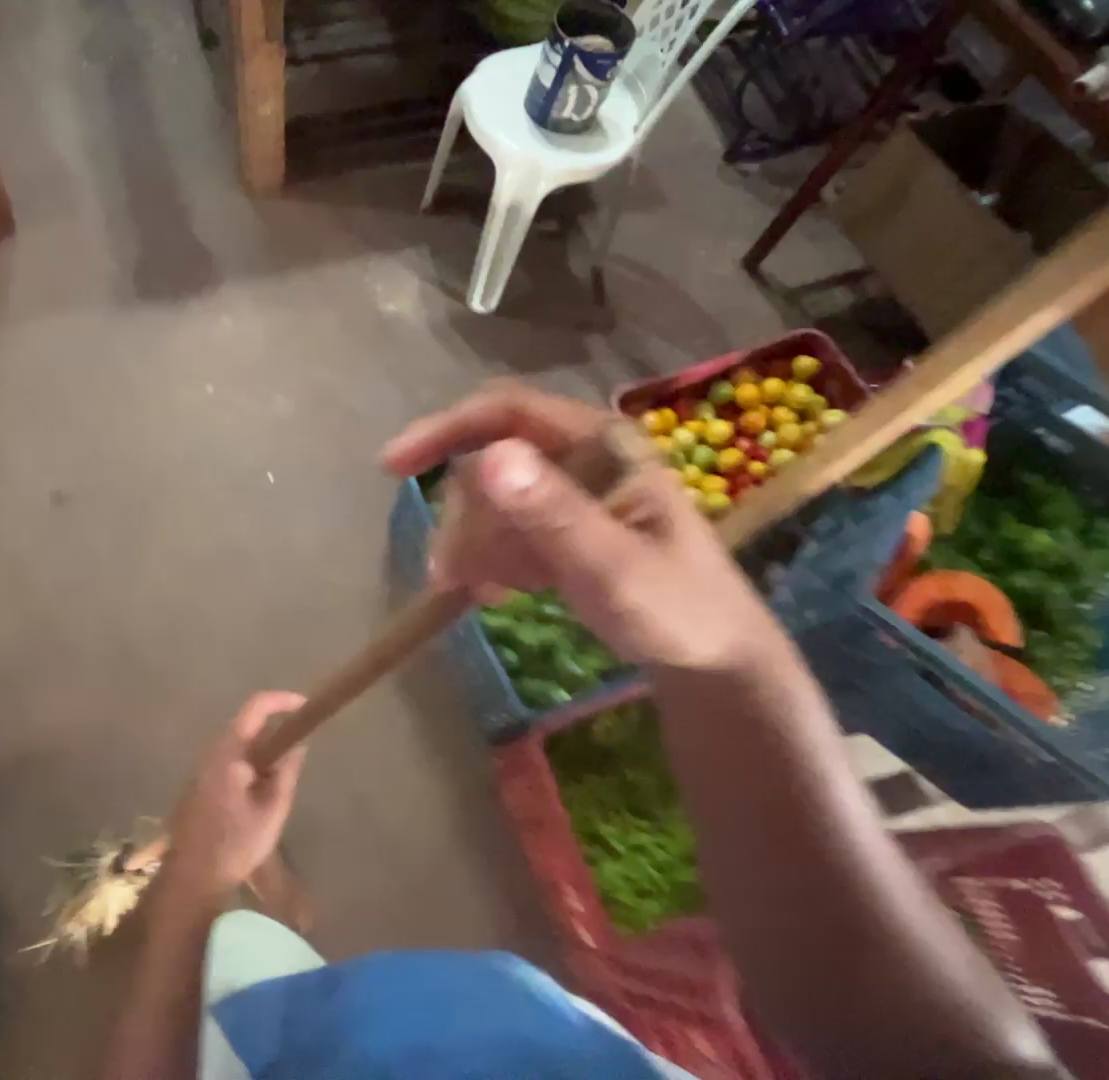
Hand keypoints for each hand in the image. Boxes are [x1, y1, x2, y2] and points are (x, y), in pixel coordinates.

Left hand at [163, 692, 306, 899]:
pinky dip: (250, 769)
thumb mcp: (272, 810)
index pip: (256, 707)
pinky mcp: (199, 785)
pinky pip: (230, 763)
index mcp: (228, 752)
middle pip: (248, 726)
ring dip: (263, 756)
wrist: (191, 879)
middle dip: (276, 736)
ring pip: (240, 747)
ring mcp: (201, 768)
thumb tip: (297, 745)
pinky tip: (259, 799)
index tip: (306, 708)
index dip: (283, 701)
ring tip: (280, 785)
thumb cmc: (234, 845)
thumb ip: (286, 772)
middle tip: (297, 758)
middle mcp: (211, 752)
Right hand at [384, 381, 782, 672]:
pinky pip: (507, 530)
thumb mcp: (614, 568)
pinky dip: (492, 559)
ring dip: (475, 545)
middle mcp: (585, 457)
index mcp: (604, 444)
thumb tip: (488, 460)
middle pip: (491, 461)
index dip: (446, 429)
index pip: (508, 411)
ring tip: (485, 593)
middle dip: (464, 517)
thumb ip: (555, 516)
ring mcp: (574, 494)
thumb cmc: (678, 614)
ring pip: (492, 500)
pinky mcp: (567, 528)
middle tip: (451, 575)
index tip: (392, 466)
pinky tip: (499, 593)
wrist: (716, 666)